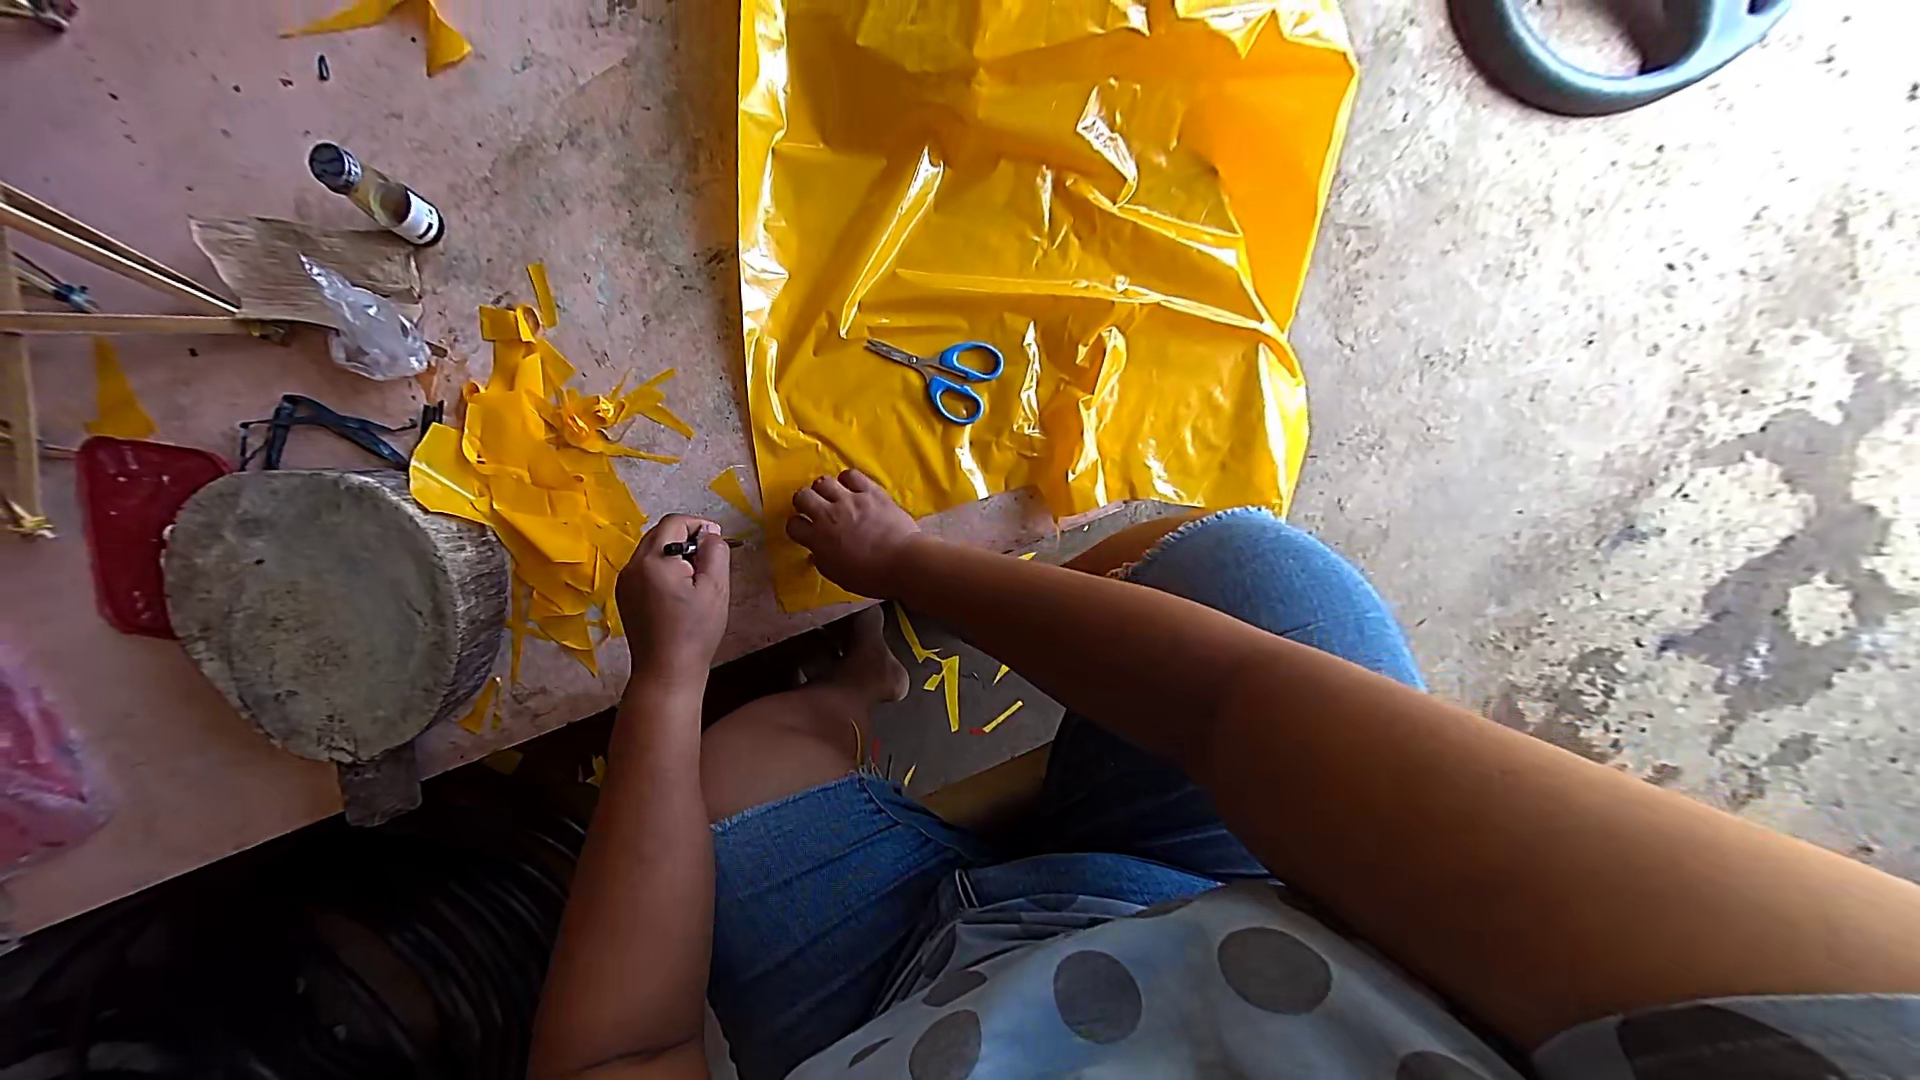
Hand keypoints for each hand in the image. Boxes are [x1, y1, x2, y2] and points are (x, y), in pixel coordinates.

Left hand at [618, 514, 730, 684]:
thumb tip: (710, 534)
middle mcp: (633, 567)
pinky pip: (646, 568)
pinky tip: (680, 590)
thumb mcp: (715, 587)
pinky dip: (664, 568)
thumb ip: (715, 552)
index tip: (717, 540)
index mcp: (654, 561)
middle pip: (660, 533)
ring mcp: (626, 582)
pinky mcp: (626, 596)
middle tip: (709, 558)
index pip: (674, 522)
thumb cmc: (695, 631)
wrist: (667, 670)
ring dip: (675, 553)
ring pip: (652, 550)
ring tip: (697, 576)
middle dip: (687, 538)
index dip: (699, 525)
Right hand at [786, 469, 921, 596]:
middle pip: (803, 496)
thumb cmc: (871, 576)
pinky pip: (852, 475)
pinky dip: (848, 480)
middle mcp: (829, 515)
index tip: (804, 529)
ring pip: (824, 481)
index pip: (794, 525)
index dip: (797, 527)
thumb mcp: (838, 575)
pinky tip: (852, 487)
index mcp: (818, 539)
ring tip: (833, 496)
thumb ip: (823, 560)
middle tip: (814, 508)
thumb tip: (816, 552)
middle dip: (804, 501)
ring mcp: (850, 500)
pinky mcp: (871, 492)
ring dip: (824, 488)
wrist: (903, 562)